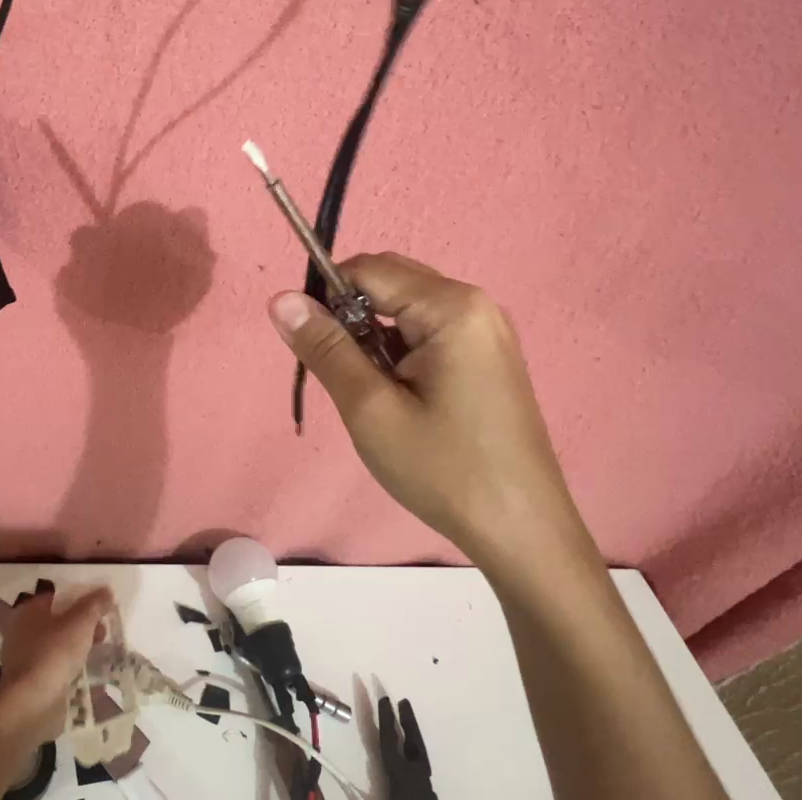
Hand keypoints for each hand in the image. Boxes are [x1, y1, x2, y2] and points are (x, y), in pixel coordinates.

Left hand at [0, 587, 113, 748]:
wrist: (31, 702)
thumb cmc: (54, 653)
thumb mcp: (80, 623)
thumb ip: (94, 605)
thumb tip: (107, 590)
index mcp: (29, 611)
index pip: (58, 597)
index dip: (81, 600)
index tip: (102, 609)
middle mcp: (22, 632)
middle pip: (59, 622)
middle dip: (83, 626)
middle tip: (104, 634)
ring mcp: (24, 659)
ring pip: (57, 646)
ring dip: (78, 648)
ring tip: (99, 655)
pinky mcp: (30, 682)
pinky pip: (55, 668)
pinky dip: (70, 669)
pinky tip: (86, 674)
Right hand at [269, 253, 589, 569]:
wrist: (522, 531)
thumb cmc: (443, 469)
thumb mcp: (370, 409)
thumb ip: (324, 348)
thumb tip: (279, 298)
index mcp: (451, 307)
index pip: (368, 269)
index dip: (327, 296)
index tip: (312, 346)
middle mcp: (474, 304)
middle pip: (390, 281)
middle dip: (352, 316)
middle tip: (343, 375)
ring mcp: (486, 331)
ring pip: (406, 308)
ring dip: (374, 337)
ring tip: (372, 395)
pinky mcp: (488, 357)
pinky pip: (428, 331)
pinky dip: (399, 352)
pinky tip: (399, 399)